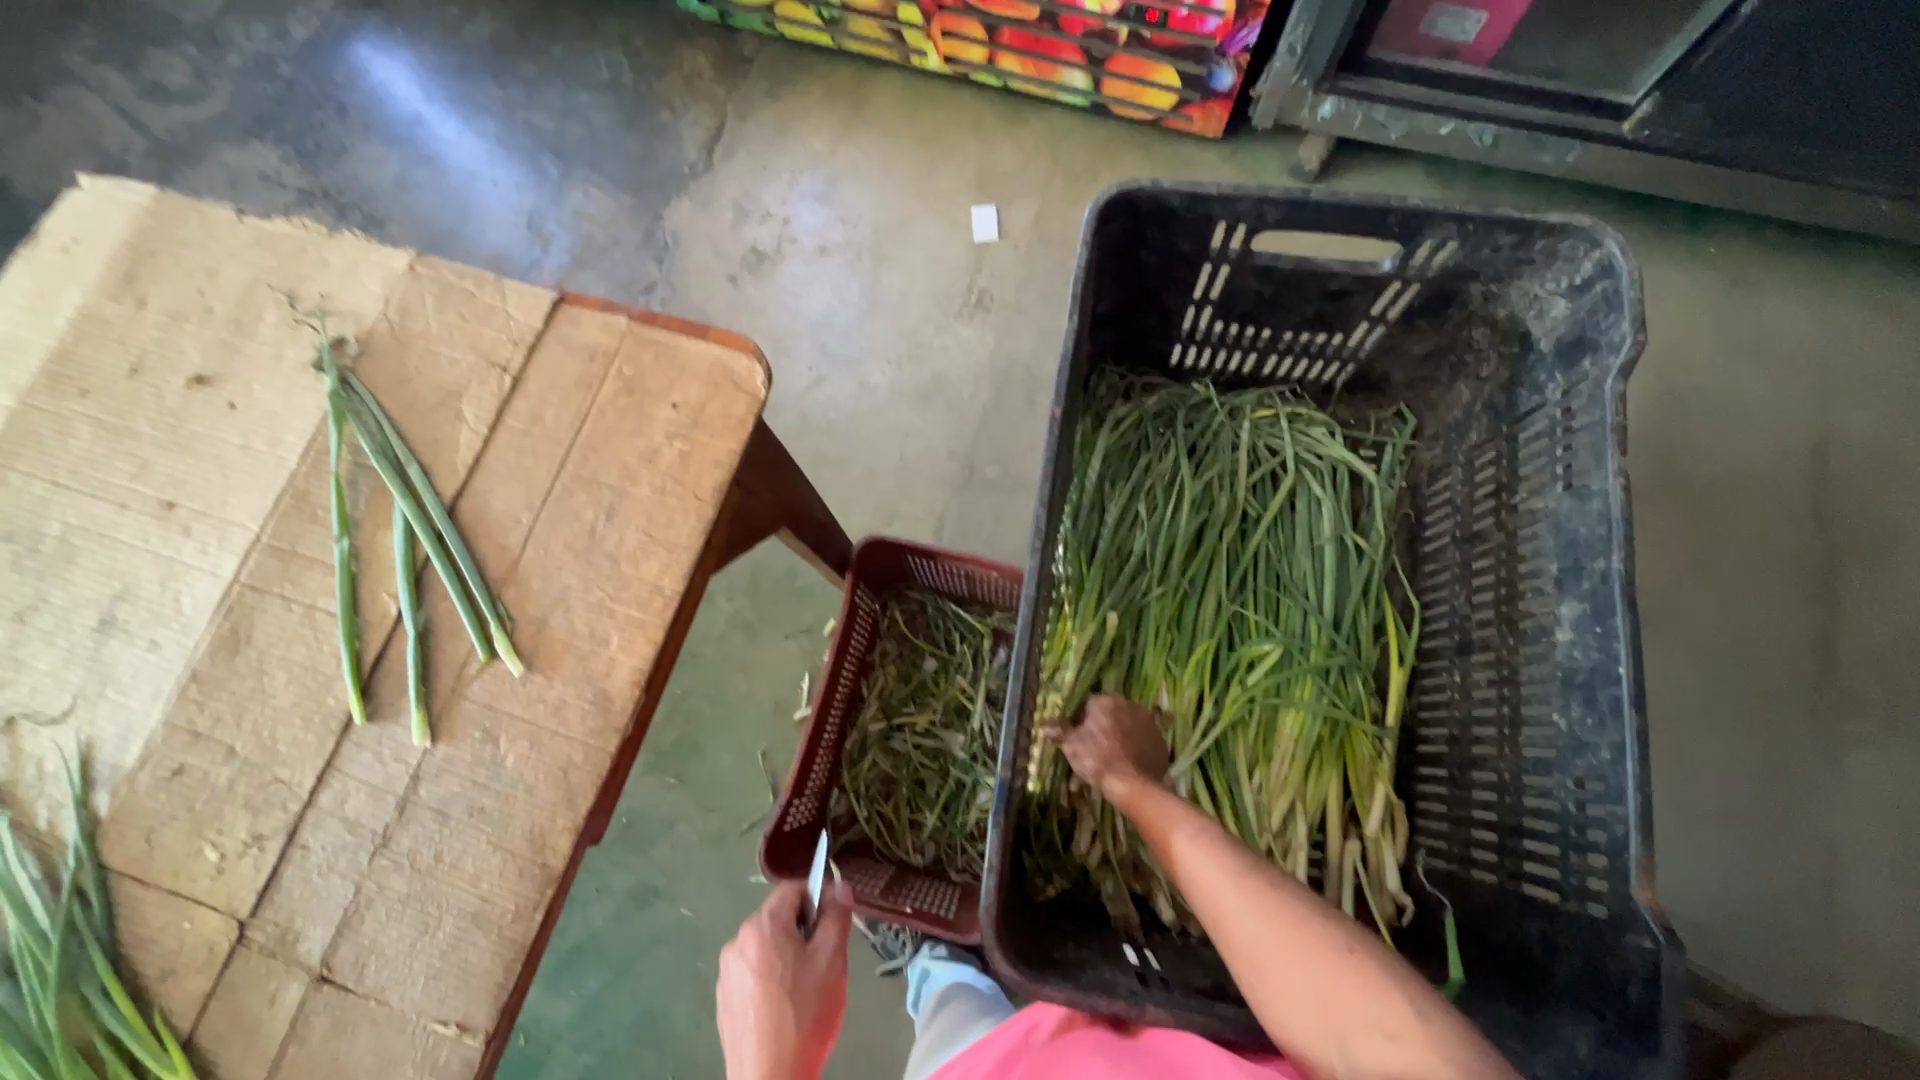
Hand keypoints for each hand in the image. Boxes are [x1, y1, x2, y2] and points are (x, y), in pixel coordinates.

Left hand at [716, 879, 852, 1079]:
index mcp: (762, 926)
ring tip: (806, 989)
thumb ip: (837, 916)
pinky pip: (753, 974)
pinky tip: (785, 1009)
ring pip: (766, 947)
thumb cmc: (806, 1015)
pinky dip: (771, 980)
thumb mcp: (832, 960)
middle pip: (778, 918)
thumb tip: (840, 886)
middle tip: (825, 961)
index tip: (835, 922)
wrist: (770, 1079)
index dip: (819, 898)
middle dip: (804, 930)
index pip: (793, 889)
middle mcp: (737, 942)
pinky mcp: (724, 1000)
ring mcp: (726, 973)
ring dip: (787, 955)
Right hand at [1043, 693, 1168, 801]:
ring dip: (1120, 735)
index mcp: (1106, 700)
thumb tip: (1044, 725)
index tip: (1079, 738)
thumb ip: (1059, 731)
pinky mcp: (1160, 740)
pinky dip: (1136, 747)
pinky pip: (1143, 739)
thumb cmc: (1097, 759)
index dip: (1082, 721)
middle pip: (1111, 713)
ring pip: (1128, 725)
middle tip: (1094, 748)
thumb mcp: (1071, 745)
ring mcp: (1148, 722)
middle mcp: (1130, 704)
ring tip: (1112, 757)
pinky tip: (1128, 763)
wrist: (1134, 784)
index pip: (1089, 705)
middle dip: (1103, 726)